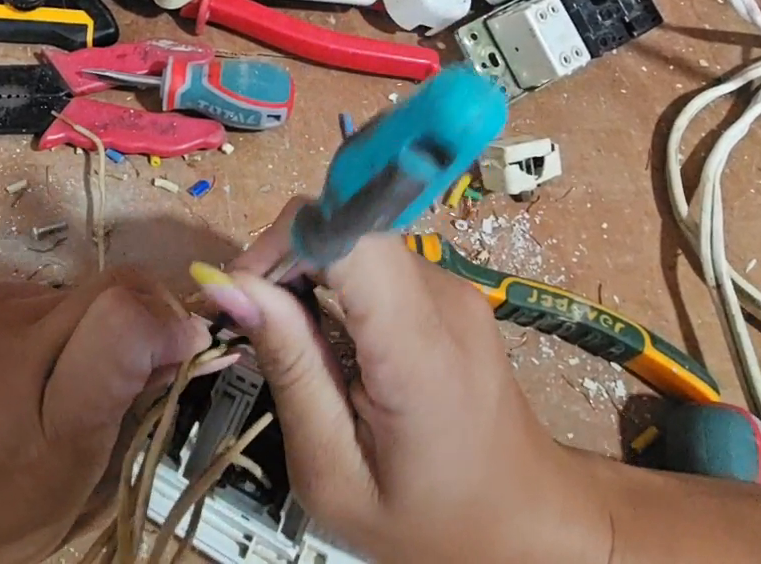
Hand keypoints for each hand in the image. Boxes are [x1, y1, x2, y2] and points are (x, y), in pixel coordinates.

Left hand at [0, 270, 210, 562]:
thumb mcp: (70, 483)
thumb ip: (128, 402)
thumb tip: (188, 336)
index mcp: (35, 410)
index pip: (122, 318)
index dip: (168, 322)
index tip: (184, 348)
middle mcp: (3, 340)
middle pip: (113, 289)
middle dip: (145, 318)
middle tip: (144, 365)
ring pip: (82, 289)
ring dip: (98, 322)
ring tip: (72, 375)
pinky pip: (45, 291)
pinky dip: (60, 320)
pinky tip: (34, 361)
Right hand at [193, 202, 612, 563]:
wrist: (529, 526)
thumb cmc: (430, 521)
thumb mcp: (336, 474)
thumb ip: (289, 370)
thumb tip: (231, 286)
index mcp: (418, 348)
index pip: (349, 237)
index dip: (284, 243)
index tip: (242, 290)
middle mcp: (442, 297)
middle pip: (343, 233)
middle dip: (282, 263)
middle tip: (250, 324)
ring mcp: (451, 288)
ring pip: (352, 245)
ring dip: (304, 277)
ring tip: (289, 343)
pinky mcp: (449, 290)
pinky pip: (373, 265)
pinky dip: (334, 288)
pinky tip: (330, 344)